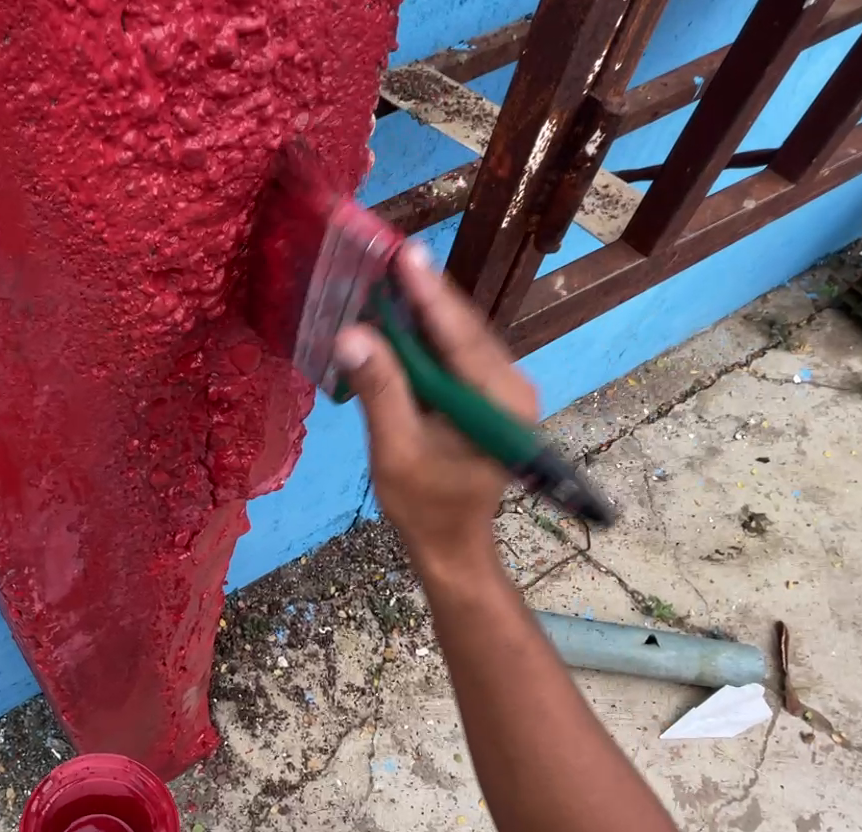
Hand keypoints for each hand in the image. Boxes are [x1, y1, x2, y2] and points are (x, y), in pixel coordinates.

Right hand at [335, 244, 538, 570]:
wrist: (451, 545)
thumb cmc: (425, 506)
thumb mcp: (396, 451)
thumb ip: (380, 391)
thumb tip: (351, 336)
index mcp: (498, 401)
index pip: (460, 336)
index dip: (429, 294)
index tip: (406, 255)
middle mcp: (509, 388)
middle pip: (464, 330)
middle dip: (426, 294)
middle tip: (390, 256)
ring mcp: (500, 393)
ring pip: (460, 340)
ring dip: (423, 314)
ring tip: (389, 279)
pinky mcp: (484, 401)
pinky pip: (455, 359)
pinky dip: (426, 340)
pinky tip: (398, 323)